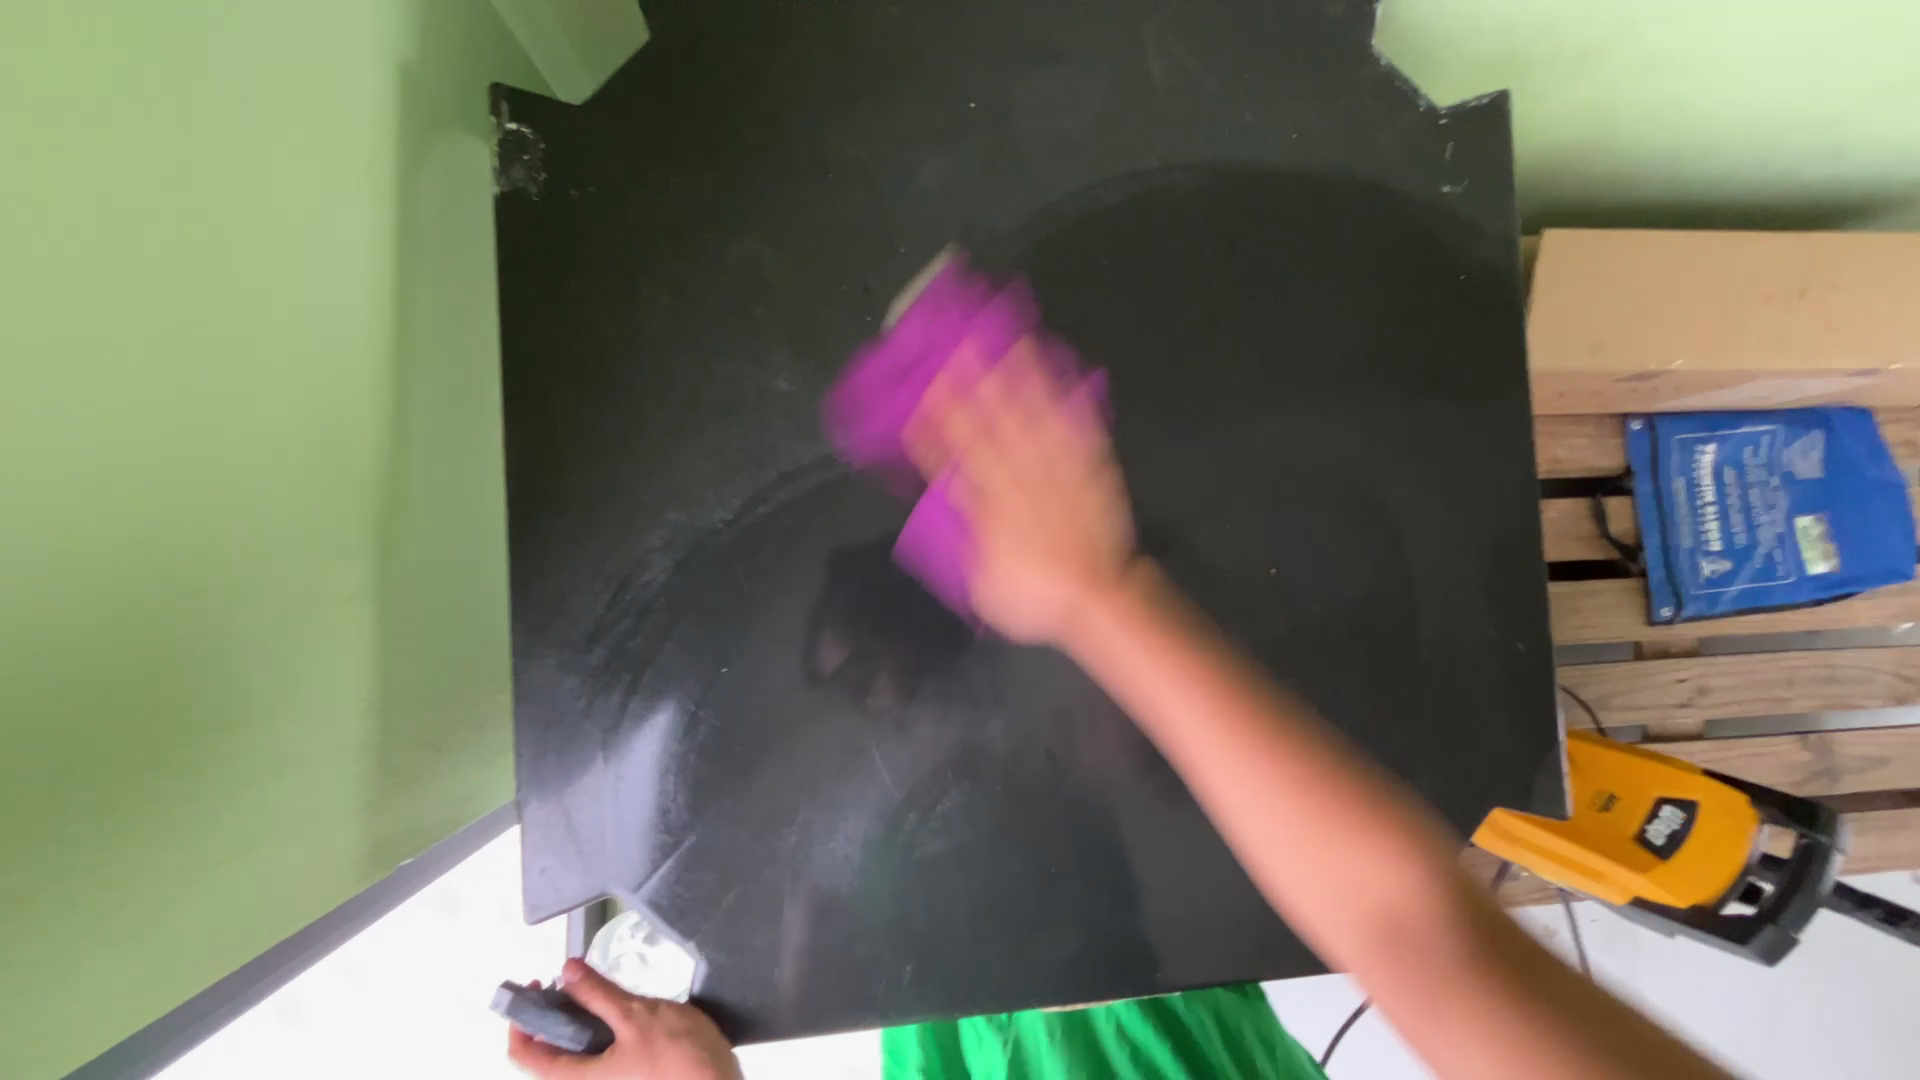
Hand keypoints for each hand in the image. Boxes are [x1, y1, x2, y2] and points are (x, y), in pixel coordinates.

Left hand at [507, 959, 741, 1079]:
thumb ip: (597, 994)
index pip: (523, 1054)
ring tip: (595, 991)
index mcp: (572, 1079)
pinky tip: (618, 1011)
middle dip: (554, 1012)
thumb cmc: (673, 1055)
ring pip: (574, 1053)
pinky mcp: (626, 1079)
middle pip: (548, 1053)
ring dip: (577, 1020)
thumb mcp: (634, 1016)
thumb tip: (564, 969)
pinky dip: (596, 1031)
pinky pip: (595, 1056)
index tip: (539, 982)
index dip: (521, 1017)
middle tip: (573, 979)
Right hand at [905, 337, 1136, 645]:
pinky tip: (1065, 374)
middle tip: (960, 345)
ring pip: (1038, 418)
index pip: (957, 455)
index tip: (922, 389)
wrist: (1096, 599)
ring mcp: (1060, 472)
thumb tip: (956, 499)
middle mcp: (1023, 479)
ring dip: (1023, 379)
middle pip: (994, 425)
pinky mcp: (1092, 471)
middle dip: (975, 384)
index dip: (938, 421)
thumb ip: (970, 534)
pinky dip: (1071, 401)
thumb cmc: (1033, 597)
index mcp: (991, 505)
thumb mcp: (983, 577)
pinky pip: (1080, 431)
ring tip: (1013, 342)